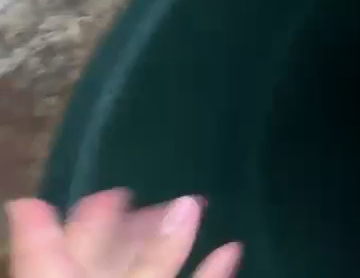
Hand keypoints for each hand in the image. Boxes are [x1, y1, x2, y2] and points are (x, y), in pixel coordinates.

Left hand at [5, 192, 240, 277]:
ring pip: (138, 269)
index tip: (27, 199)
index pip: (44, 254)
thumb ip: (154, 257)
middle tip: (121, 191)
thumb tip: (188, 200)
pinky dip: (207, 269)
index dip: (37, 226)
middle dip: (111, 225)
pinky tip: (231, 247)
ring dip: (165, 240)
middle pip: (91, 259)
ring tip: (191, 205)